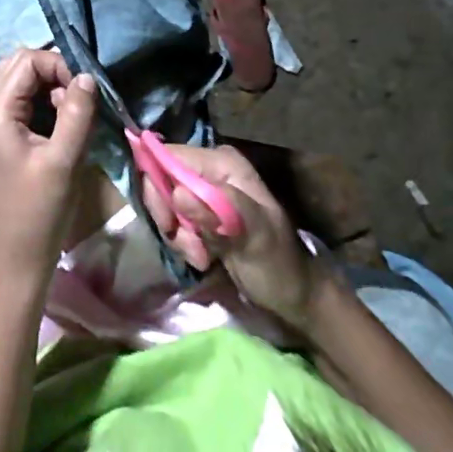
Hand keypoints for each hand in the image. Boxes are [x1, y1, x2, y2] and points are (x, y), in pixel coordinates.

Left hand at [0, 49, 98, 281]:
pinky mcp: (7, 135)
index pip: (28, 60)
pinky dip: (49, 104)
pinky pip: (27, 102)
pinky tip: (65, 127)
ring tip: (74, 118)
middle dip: (55, 74)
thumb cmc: (40, 209)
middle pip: (22, 66)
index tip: (83, 93)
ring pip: (25, 83)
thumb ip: (76, 112)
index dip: (59, 66)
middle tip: (78, 102)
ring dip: (53, 89)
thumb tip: (87, 76)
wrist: (21, 256)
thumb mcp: (64, 159)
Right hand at [140, 144, 326, 326]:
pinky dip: (182, 241)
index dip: (159, 188)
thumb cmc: (278, 264)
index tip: (169, 225)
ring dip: (178, 235)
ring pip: (166, 203)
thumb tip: (179, 193)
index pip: (170, 157)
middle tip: (191, 248)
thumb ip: (219, 212)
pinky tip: (202, 257)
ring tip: (201, 257)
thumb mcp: (256, 238)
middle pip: (162, 179)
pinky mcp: (201, 212)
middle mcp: (210, 169)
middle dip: (169, 217)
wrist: (292, 294)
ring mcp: (205, 190)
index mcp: (223, 162)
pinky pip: (174, 220)